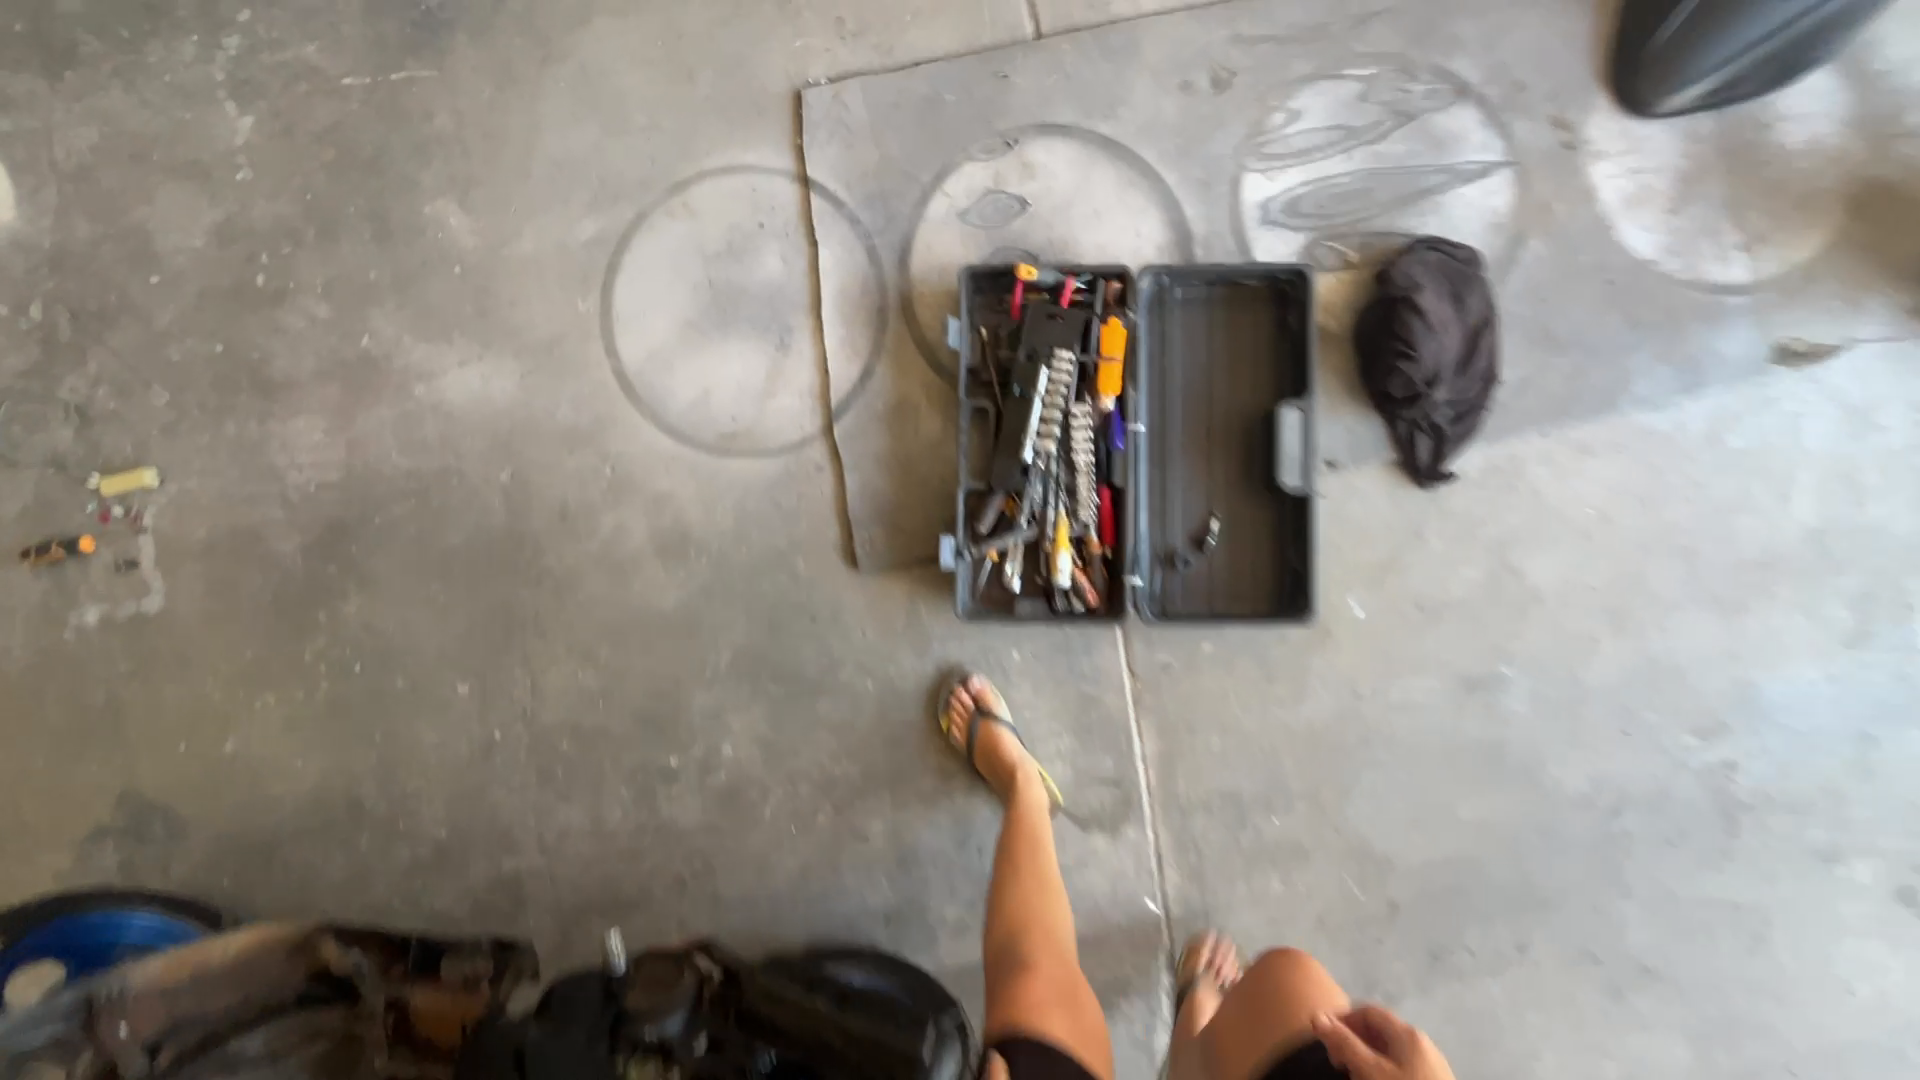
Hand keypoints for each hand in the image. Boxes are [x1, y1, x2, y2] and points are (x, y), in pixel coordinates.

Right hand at [1312, 1005, 1455, 1079]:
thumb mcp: (1370, 1072)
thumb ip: (1344, 1043)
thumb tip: (1315, 1015)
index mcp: (1407, 1033)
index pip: (1367, 1010)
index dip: (1342, 1020)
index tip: (1326, 1041)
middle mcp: (1421, 1043)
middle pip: (1378, 1031)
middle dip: (1353, 1043)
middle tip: (1339, 1066)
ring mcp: (1431, 1065)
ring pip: (1389, 1053)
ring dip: (1366, 1061)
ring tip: (1356, 1078)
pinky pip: (1402, 1069)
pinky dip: (1383, 1073)